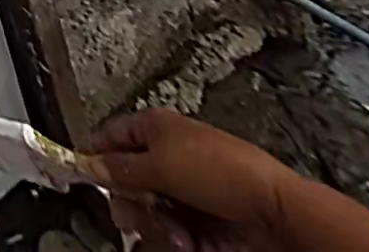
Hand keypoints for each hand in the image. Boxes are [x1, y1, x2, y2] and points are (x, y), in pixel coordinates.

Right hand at [85, 110, 292, 251]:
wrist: (282, 212)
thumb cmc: (219, 172)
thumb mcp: (157, 166)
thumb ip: (117, 167)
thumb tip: (88, 164)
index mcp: (155, 127)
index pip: (111, 136)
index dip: (97, 155)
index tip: (85, 175)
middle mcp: (170, 154)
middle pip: (130, 176)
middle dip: (128, 199)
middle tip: (128, 216)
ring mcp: (191, 188)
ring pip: (152, 205)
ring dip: (153, 222)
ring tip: (170, 234)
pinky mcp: (209, 217)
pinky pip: (177, 224)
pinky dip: (174, 236)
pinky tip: (186, 242)